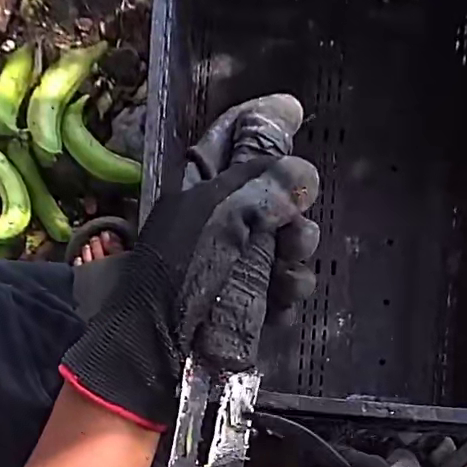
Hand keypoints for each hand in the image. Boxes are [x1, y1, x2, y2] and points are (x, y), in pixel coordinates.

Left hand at [61, 96, 320, 428]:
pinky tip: (282, 299)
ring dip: (295, 255)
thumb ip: (262, 186)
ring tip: (286, 272)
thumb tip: (304, 170)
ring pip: (286, 242)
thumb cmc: (178, 277)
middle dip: (292, 209)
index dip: (263, 122)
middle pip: (274, 194)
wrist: (162, 354)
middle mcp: (219, 220)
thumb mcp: (216, 217)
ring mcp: (235, 262)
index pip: (233, 138)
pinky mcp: (249, 300)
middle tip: (294, 228)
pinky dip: (288, 292)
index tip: (294, 112)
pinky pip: (284, 284)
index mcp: (198, 189)